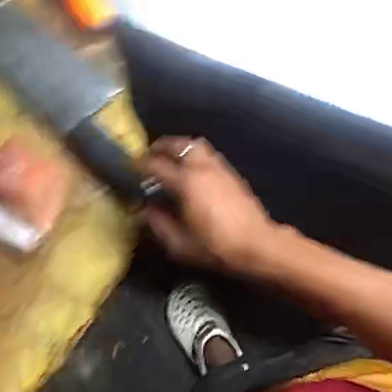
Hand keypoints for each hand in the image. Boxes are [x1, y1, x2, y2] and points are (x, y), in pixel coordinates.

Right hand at [142, 137, 282, 273]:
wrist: (258, 244)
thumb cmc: (217, 246)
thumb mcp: (181, 244)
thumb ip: (159, 224)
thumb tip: (147, 210)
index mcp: (186, 182)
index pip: (157, 164)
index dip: (141, 165)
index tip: (133, 170)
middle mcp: (201, 167)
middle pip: (177, 144)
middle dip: (160, 146)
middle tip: (149, 155)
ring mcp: (218, 167)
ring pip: (194, 144)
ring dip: (178, 146)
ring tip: (169, 157)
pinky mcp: (229, 171)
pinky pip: (207, 153)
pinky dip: (193, 153)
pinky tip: (190, 168)